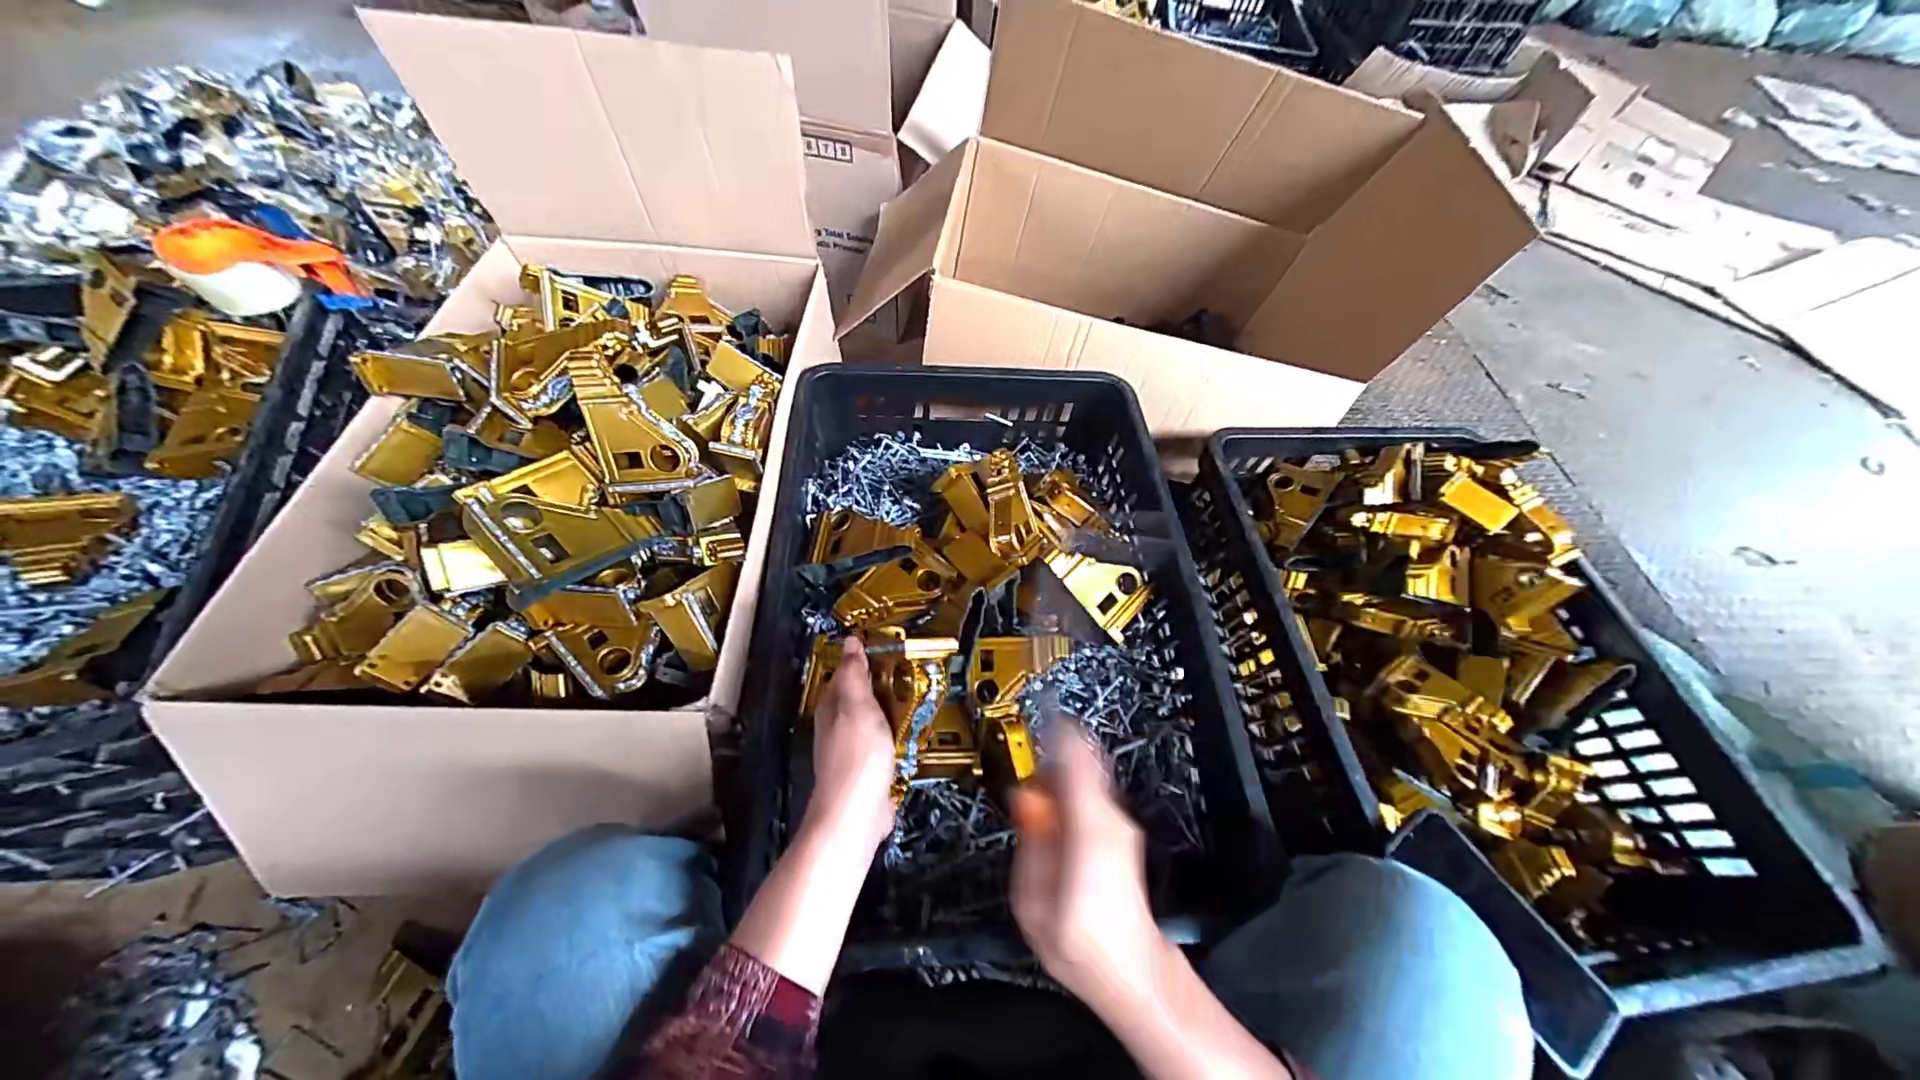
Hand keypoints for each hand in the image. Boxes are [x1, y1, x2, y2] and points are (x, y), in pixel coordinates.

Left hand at [808, 637, 897, 851]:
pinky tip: (914, 733)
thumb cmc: (856, 755)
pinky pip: (887, 742)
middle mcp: (838, 724)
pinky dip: (900, 734)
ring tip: (921, 696)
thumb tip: (850, 642)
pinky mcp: (869, 768)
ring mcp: (853, 748)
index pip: (846, 671)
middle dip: (885, 683)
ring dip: (895, 709)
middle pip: (863, 695)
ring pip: (876, 718)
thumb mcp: (857, 704)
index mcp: (831, 705)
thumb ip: (854, 673)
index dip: (866, 656)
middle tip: (914, 670)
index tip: (893, 646)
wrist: (858, 813)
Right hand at [1010, 723, 1172, 1018]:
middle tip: (1026, 780)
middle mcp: (1112, 819)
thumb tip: (1025, 799)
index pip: (1074, 756)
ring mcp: (1121, 827)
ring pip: (1086, 782)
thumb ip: (1029, 837)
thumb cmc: (1085, 943)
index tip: (1040, 711)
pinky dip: (1071, 798)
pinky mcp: (1123, 836)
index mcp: (1089, 826)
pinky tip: (1056, 827)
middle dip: (1048, 764)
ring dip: (1058, 784)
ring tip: (1037, 813)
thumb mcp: (1032, 896)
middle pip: (1079, 765)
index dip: (1055, 729)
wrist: (1132, 972)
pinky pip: (1093, 799)